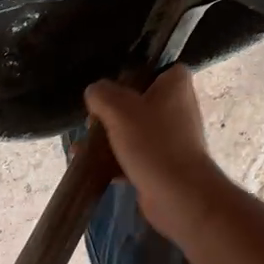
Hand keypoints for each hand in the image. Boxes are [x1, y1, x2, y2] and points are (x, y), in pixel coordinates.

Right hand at [85, 65, 228, 240]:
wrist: (180, 196)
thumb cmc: (152, 142)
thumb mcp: (118, 108)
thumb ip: (101, 93)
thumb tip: (94, 92)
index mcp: (176, 84)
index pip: (155, 67)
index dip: (131, 74)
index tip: (111, 87)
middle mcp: (179, 106)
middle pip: (138, 99)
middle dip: (111, 111)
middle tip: (93, 121)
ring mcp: (173, 137)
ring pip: (134, 129)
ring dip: (109, 137)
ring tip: (83, 147)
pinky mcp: (165, 163)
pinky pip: (136, 154)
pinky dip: (115, 159)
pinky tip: (91, 166)